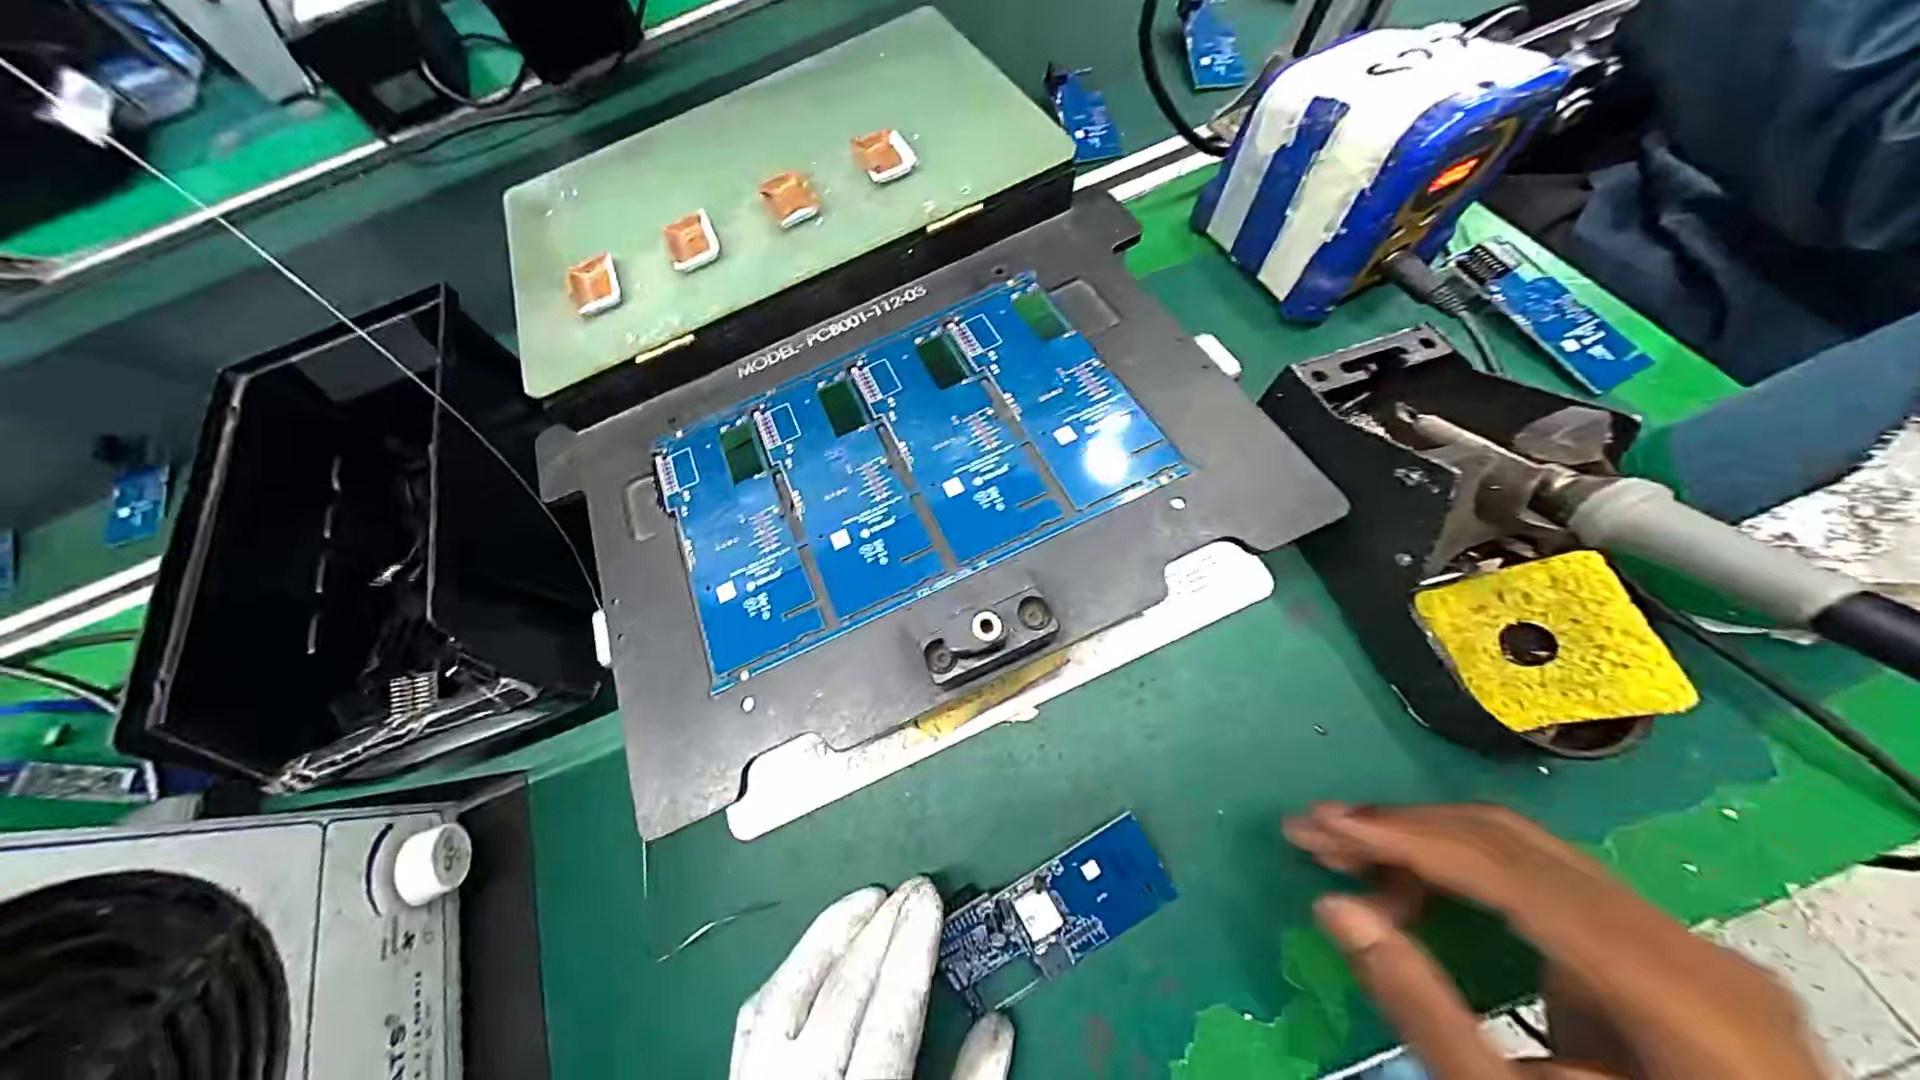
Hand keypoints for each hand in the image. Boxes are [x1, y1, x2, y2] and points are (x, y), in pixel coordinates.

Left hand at [731, 877, 1014, 1079]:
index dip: (910, 952)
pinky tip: (818, 950)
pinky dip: (790, 972)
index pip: (887, 1020)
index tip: (929, 902)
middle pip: (840, 999)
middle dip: (880, 933)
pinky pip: (754, 1019)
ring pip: (784, 997)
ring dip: (828, 937)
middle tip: (912, 890)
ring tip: (867, 901)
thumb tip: (998, 1024)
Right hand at [1283, 803, 1828, 1079]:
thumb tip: (1333, 908)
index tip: (1315, 825)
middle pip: (1510, 843)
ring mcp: (1673, 941)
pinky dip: (1457, 869)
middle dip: (1398, 831)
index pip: (1509, 870)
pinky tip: (1405, 879)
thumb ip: (1423, 1012)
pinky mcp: (1649, 947)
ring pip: (1518, 850)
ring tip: (1343, 855)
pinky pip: (1536, 878)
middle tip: (1312, 835)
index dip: (1403, 838)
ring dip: (1419, 844)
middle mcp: (1685, 944)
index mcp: (1676, 991)